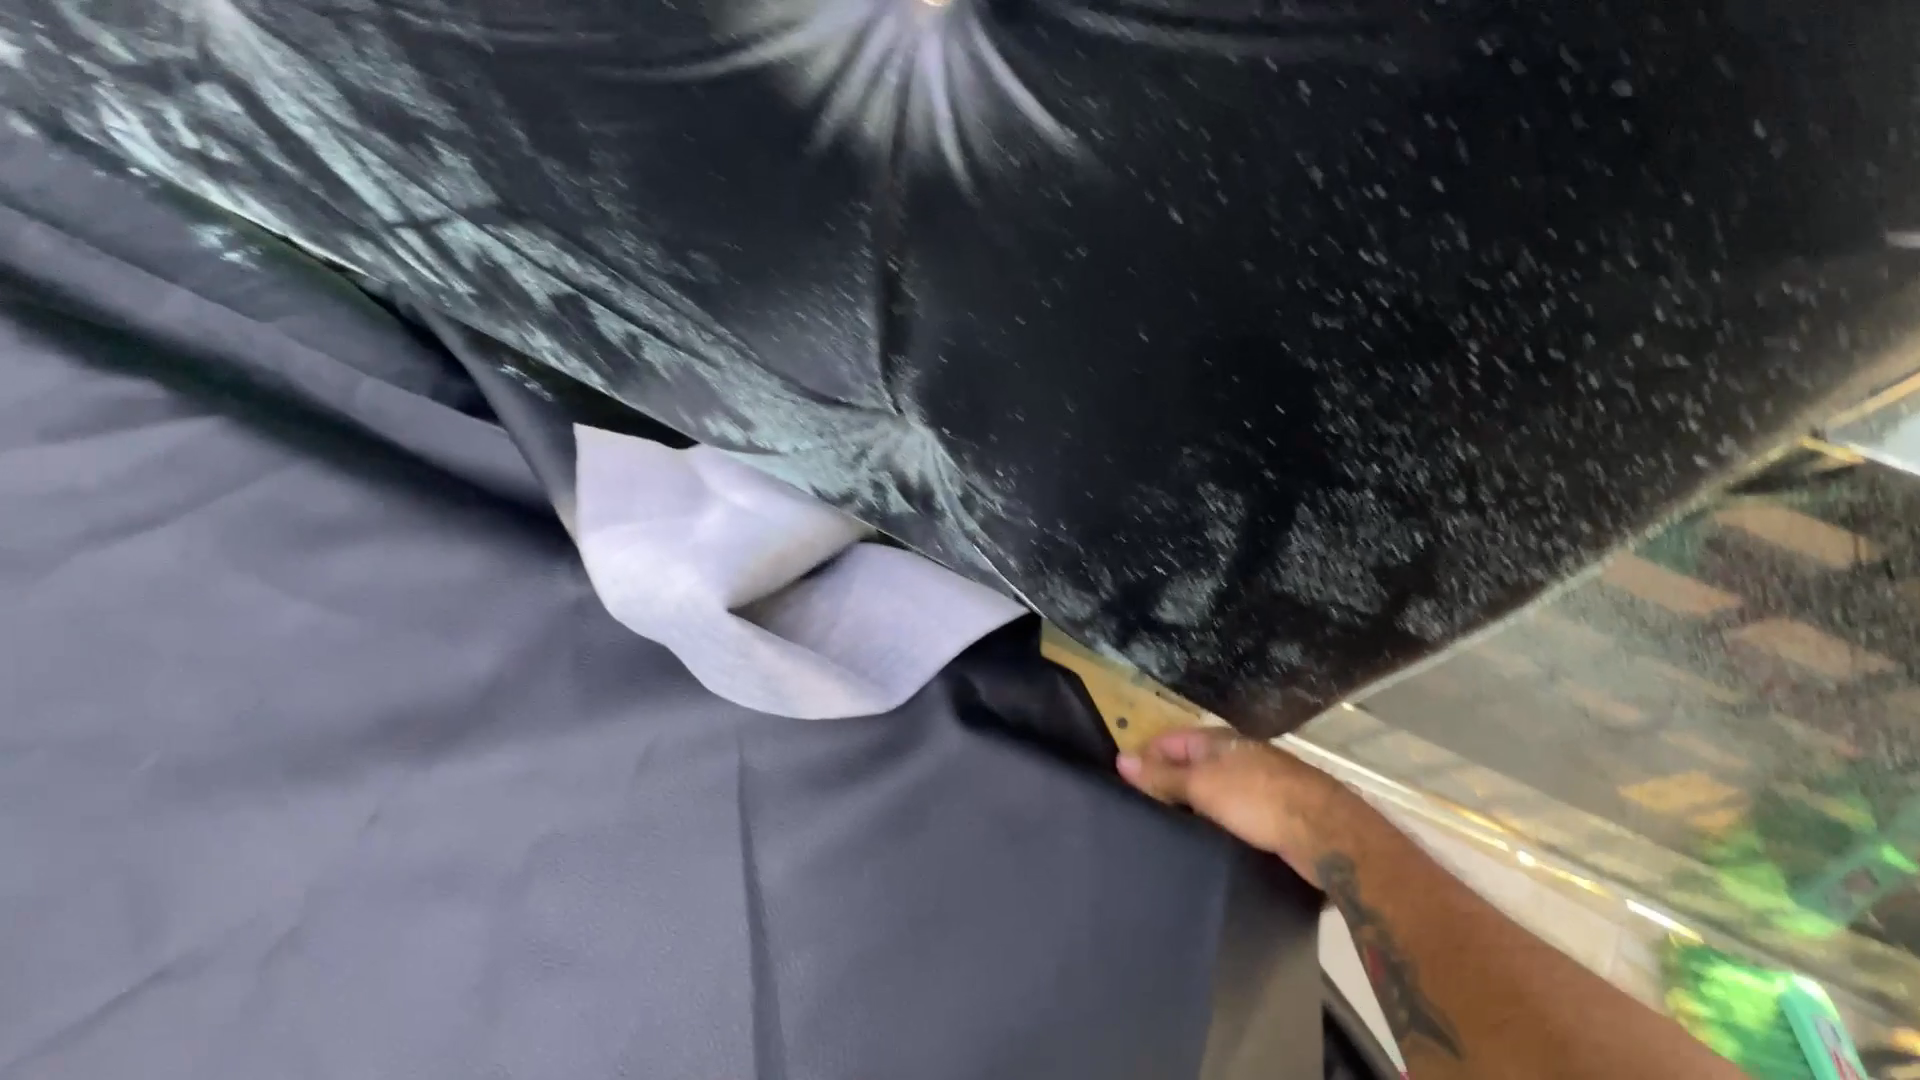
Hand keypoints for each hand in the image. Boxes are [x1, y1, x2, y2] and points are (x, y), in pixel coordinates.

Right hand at [1117, 728, 1352, 886]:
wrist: (1326, 834)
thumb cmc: (1257, 799)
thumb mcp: (1201, 785)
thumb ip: (1161, 776)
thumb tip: (1120, 759)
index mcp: (1218, 740)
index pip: (1169, 741)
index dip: (1145, 759)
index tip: (1126, 787)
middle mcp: (1237, 755)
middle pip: (1189, 765)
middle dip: (1167, 784)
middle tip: (1143, 812)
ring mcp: (1257, 783)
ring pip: (1211, 791)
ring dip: (1192, 806)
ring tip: (1169, 831)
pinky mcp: (1272, 812)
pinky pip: (1231, 812)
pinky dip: (1215, 822)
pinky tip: (1206, 841)